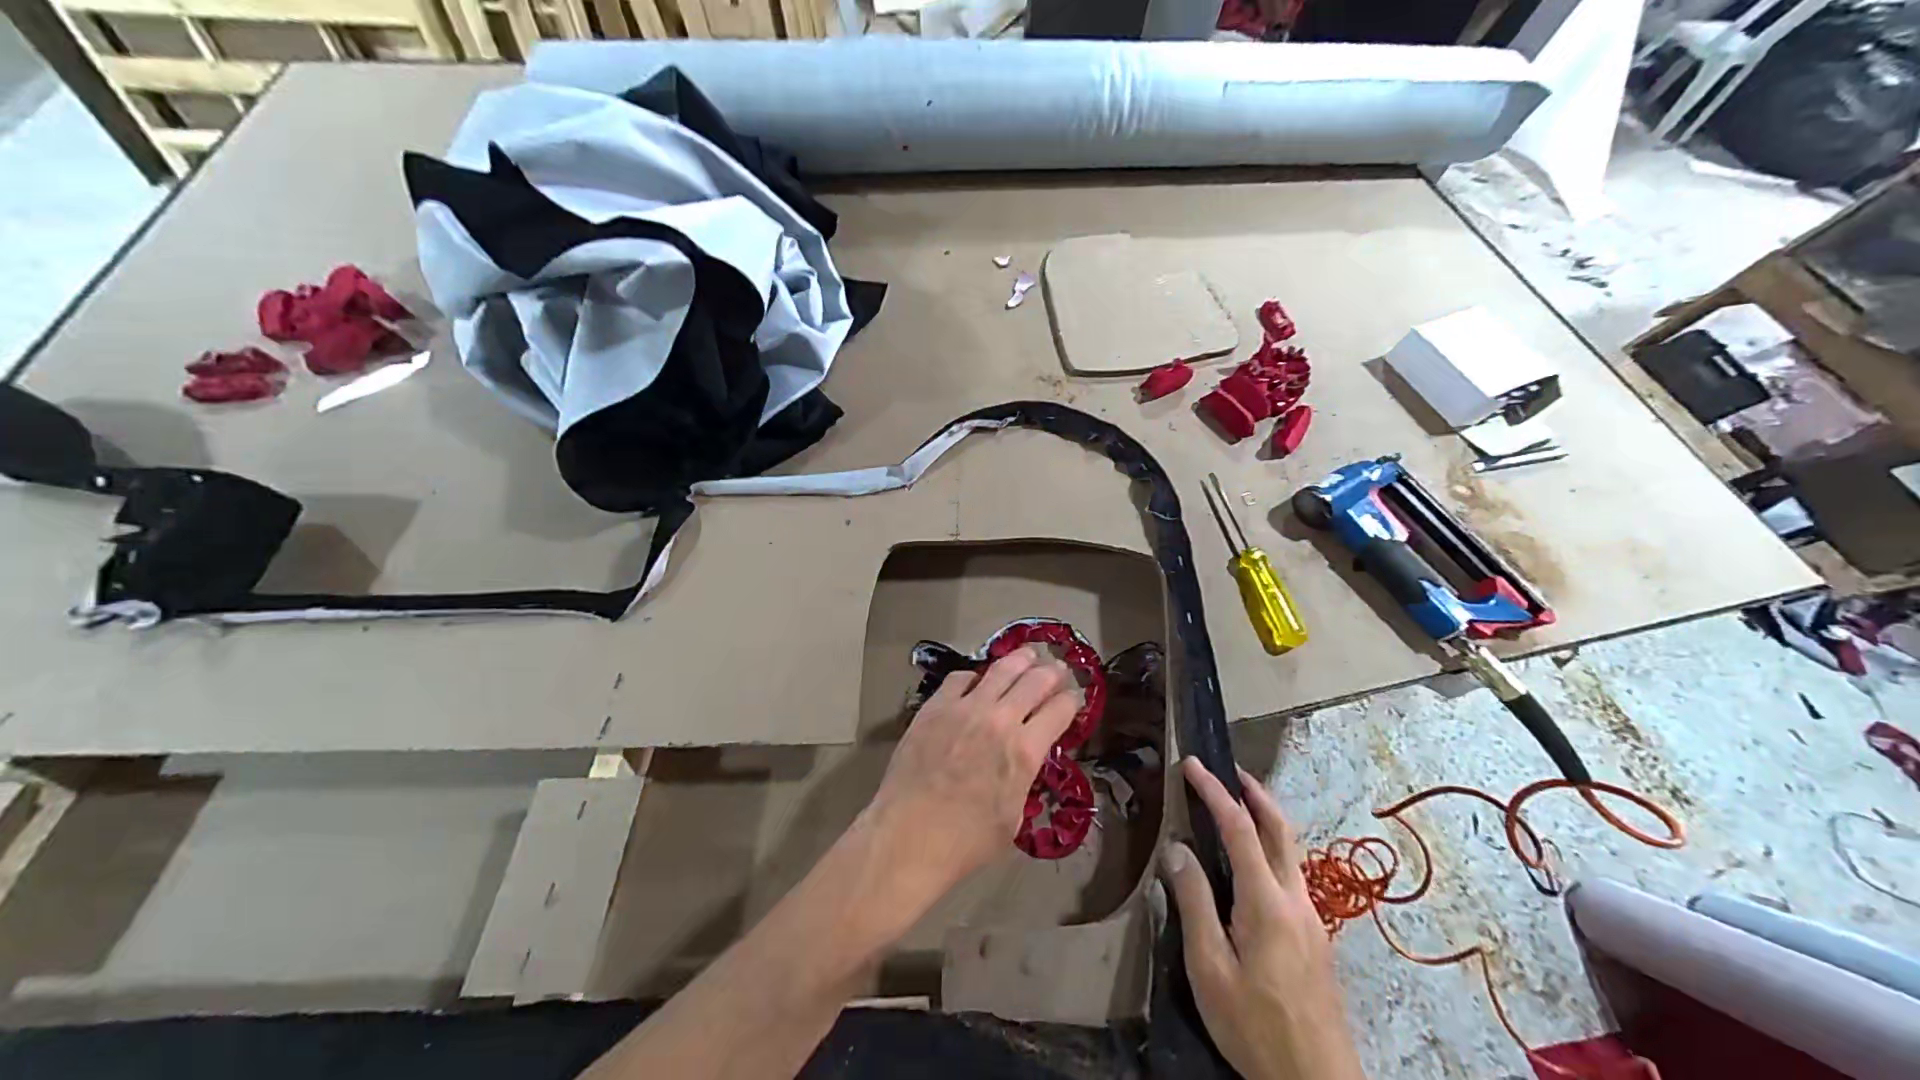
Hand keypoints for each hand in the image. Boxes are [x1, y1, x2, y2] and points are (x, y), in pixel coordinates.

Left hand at [859, 646, 1080, 911]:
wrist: (910, 835)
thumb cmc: (966, 841)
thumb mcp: (1013, 818)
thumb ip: (1023, 781)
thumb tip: (1023, 764)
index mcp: (1025, 751)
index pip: (1060, 710)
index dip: (1072, 700)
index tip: (1075, 697)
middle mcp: (1000, 720)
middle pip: (1035, 680)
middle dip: (1053, 672)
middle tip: (1059, 668)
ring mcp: (965, 709)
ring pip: (1000, 670)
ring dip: (1020, 659)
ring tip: (1029, 654)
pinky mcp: (934, 707)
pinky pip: (960, 678)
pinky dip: (975, 675)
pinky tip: (977, 679)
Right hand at [1162, 757, 1366, 1079]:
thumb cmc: (1254, 1026)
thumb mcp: (1209, 968)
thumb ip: (1194, 903)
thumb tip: (1178, 848)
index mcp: (1267, 902)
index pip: (1239, 828)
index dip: (1214, 791)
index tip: (1191, 764)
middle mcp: (1296, 900)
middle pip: (1280, 829)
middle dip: (1254, 792)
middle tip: (1226, 770)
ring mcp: (1311, 919)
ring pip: (1290, 851)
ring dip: (1264, 818)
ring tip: (1235, 806)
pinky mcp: (1315, 938)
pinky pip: (1291, 874)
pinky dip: (1270, 848)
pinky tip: (1250, 865)